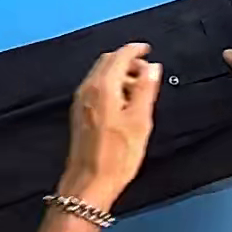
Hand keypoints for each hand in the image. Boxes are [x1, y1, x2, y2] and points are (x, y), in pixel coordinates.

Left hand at [59, 42, 162, 211]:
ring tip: (139, 88)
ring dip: (119, 72)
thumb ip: (146, 89)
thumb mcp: (140, 120)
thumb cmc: (117, 155)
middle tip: (146, 70)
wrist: (88, 182)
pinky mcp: (79, 112)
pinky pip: (96, 85)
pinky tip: (123, 101)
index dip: (135, 49)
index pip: (120, 56)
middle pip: (107, 61)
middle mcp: (88, 88)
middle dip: (127, 60)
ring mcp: (81, 100)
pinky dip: (110, 83)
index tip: (148, 49)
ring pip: (100, 73)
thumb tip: (152, 66)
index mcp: (103, 86)